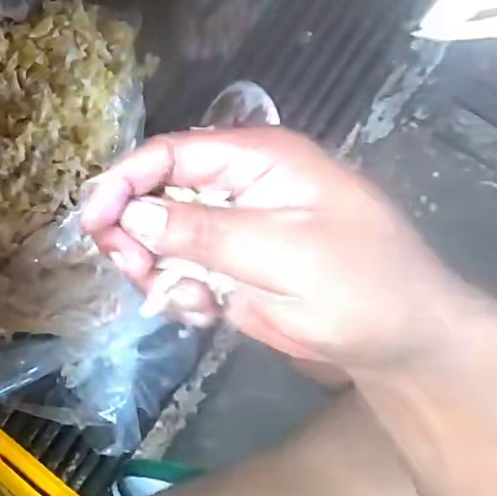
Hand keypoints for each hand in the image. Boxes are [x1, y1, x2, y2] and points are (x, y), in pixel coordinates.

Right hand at [80, 127, 484, 368]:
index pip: (172, 153)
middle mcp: (239, 184)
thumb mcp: (282, 254)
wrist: (404, 342)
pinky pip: (182, 270)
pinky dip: (180, 293)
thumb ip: (203, 232)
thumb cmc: (361, 284)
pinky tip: (207, 312)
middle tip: (134, 270)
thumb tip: (132, 214)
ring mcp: (234, 227)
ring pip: (163, 236)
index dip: (124, 181)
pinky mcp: (232, 265)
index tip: (92, 220)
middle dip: (136, 231)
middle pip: (158, 193)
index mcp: (257, 158)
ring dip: (157, 268)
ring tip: (186, 301)